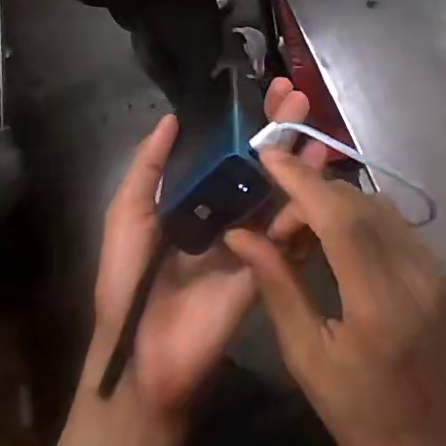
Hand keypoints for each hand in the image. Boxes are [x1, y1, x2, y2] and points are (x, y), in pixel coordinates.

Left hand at [57, 81, 329, 445]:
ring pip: (278, 191)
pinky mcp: (264, 265)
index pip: (223, 151)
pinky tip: (318, 175)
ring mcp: (248, 238)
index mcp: (193, 198)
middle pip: (256, 163)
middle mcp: (224, 211)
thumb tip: (171, 119)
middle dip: (276, 129)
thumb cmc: (127, 278)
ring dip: (298, 158)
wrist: (143, 353)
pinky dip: (303, 205)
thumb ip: (148, 166)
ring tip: (313, 126)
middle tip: (294, 96)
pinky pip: (287, 232)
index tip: (260, 92)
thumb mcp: (128, 213)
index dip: (242, 122)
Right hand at [225, 152, 445, 445]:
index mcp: (380, 305)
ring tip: (299, 233)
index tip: (268, 156)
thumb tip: (239, 234)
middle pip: (356, 202)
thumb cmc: (362, 412)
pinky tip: (331, 237)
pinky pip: (387, 216)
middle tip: (275, 228)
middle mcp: (413, 274)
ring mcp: (430, 267)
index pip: (341, 219)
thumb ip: (276, 287)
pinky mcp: (434, 266)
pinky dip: (352, 212)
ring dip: (330, 202)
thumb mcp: (307, 358)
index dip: (302, 180)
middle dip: (307, 195)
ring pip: (373, 202)